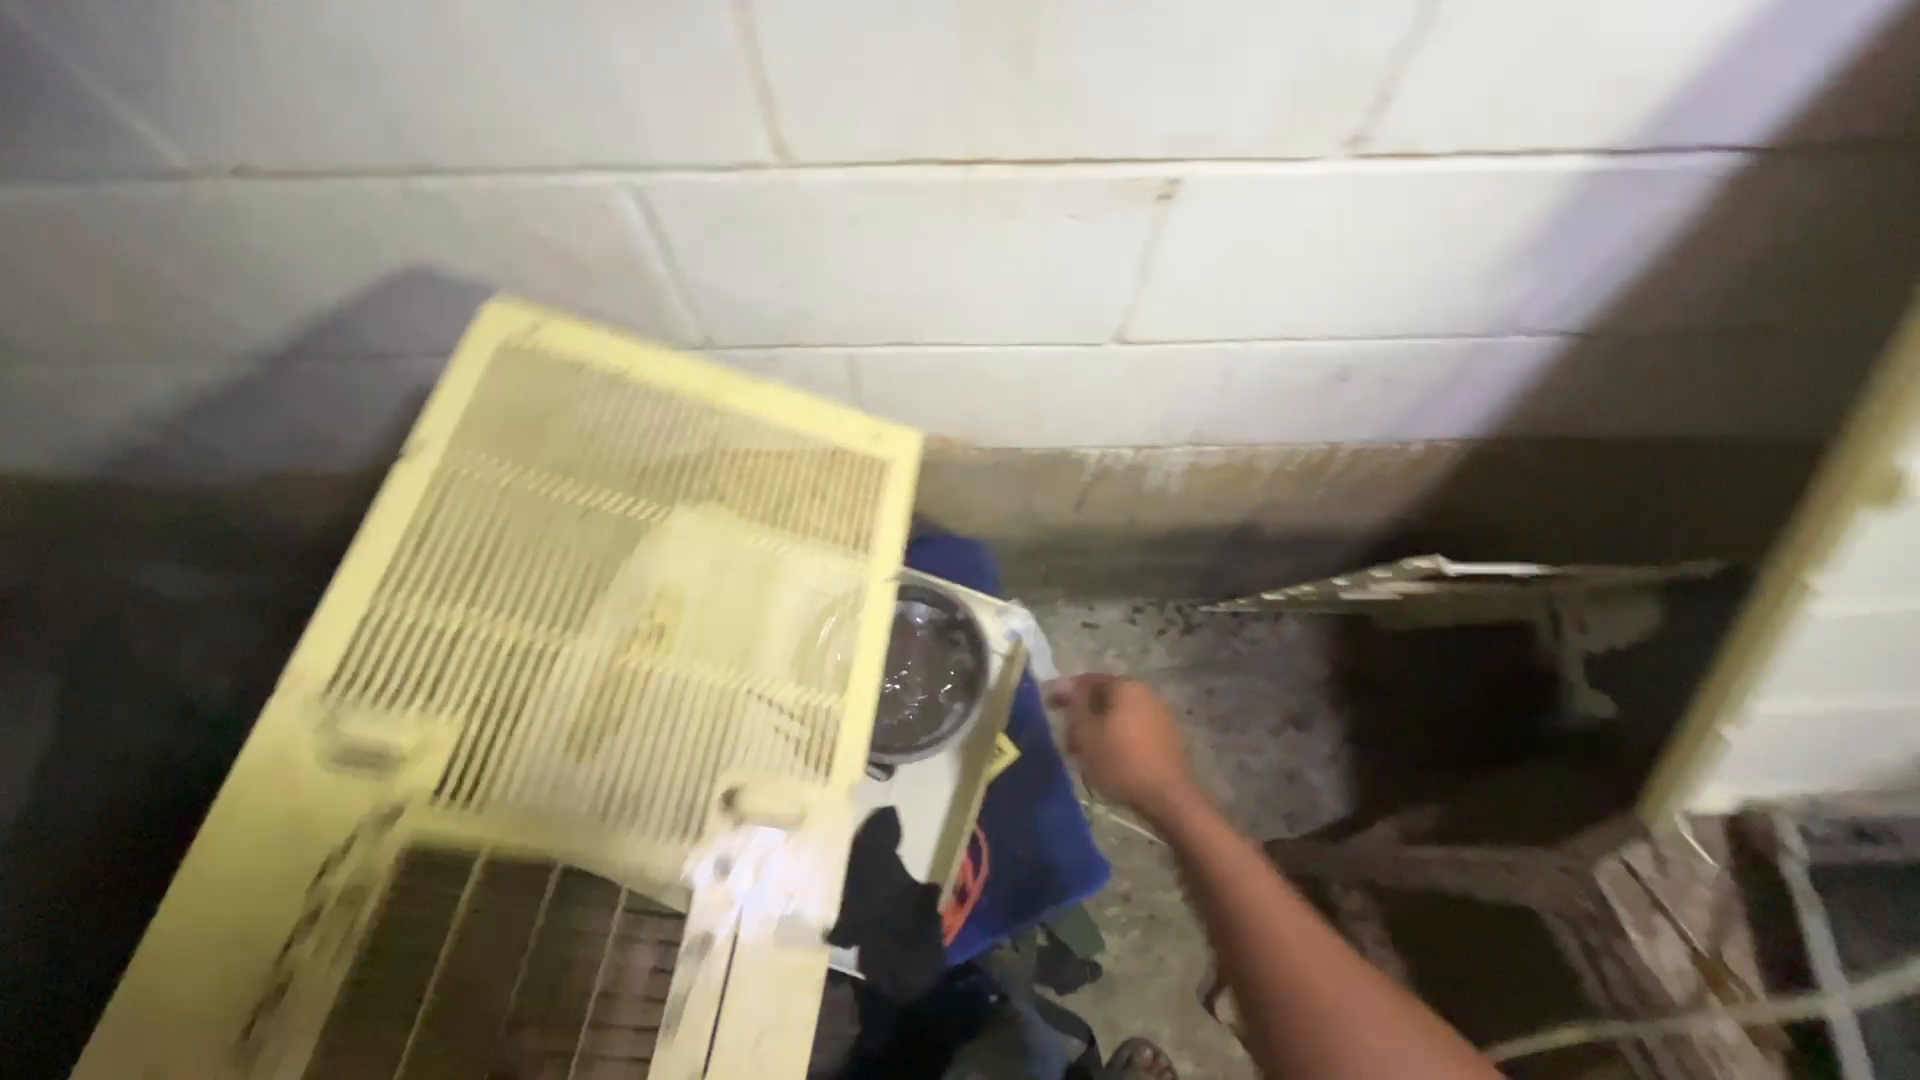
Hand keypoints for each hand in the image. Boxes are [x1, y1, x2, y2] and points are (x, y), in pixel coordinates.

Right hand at [1047, 674, 1197, 821]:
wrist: (1168, 797)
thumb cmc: (1120, 761)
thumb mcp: (1085, 734)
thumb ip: (1074, 705)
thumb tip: (1065, 685)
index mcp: (1125, 686)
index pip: (1087, 680)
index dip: (1064, 693)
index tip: (1048, 708)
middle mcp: (1146, 693)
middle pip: (1104, 699)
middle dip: (1082, 716)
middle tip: (1064, 738)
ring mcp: (1160, 715)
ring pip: (1118, 717)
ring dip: (1097, 731)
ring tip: (1082, 755)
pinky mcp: (1167, 738)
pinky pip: (1133, 731)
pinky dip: (1115, 740)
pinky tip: (1106, 761)